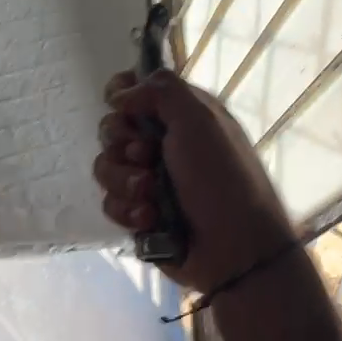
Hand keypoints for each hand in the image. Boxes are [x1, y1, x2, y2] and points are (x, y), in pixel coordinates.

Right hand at [93, 70, 295, 292]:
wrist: (235, 250)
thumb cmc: (222, 178)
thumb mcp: (199, 120)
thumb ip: (159, 91)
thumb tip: (120, 94)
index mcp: (181, 115)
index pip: (135, 89)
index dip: (121, 95)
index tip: (122, 105)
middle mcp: (162, 143)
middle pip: (111, 128)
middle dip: (122, 143)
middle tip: (146, 156)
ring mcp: (148, 179)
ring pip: (106, 167)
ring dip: (125, 181)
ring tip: (151, 196)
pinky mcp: (138, 213)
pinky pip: (111, 203)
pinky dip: (128, 210)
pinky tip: (150, 219)